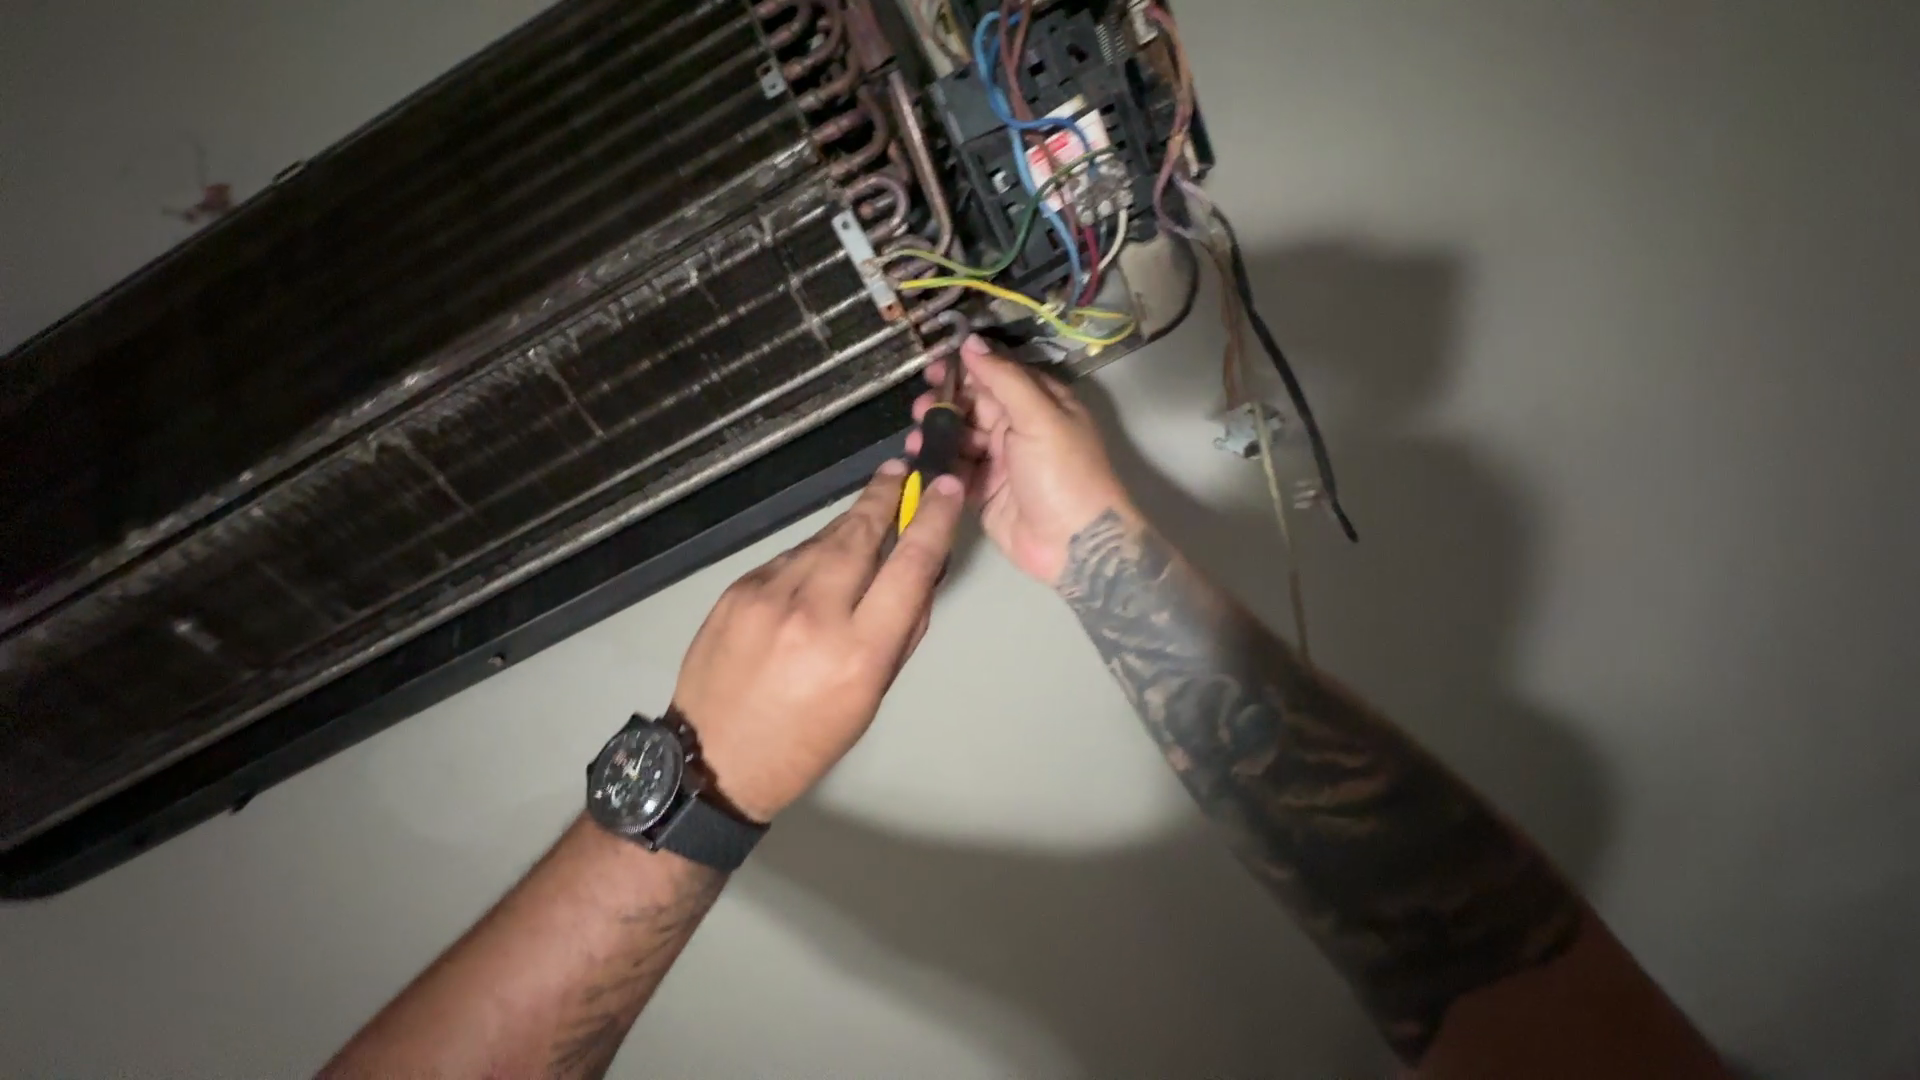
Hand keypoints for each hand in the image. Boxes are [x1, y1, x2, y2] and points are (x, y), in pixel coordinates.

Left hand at [670, 460, 965, 822]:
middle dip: (885, 498)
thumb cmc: (807, 740)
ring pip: (822, 540)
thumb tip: (920, 572)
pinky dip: (811, 555)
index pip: (910, 567)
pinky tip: (816, 568)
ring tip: (867, 517)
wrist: (712, 759)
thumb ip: (900, 630)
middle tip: (901, 472)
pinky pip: (788, 557)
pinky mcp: (737, 589)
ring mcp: (768, 596)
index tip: (947, 488)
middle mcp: (814, 613)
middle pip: (861, 534)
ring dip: (849, 527)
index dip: (934, 520)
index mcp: (858, 652)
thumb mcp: (871, 696)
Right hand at [911, 335, 1137, 585]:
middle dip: (946, 403)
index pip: (999, 376)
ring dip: (938, 433)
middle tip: (922, 406)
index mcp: (1041, 404)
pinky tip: (920, 458)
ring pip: (961, 437)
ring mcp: (1001, 462)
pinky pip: (956, 470)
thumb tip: (972, 342)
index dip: (968, 370)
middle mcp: (1020, 428)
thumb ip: (1004, 379)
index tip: (936, 368)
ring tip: (918, 435)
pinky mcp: (985, 491)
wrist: (1072, 543)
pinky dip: (938, 463)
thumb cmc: (1063, 473)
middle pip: (975, 406)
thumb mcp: (1039, 417)